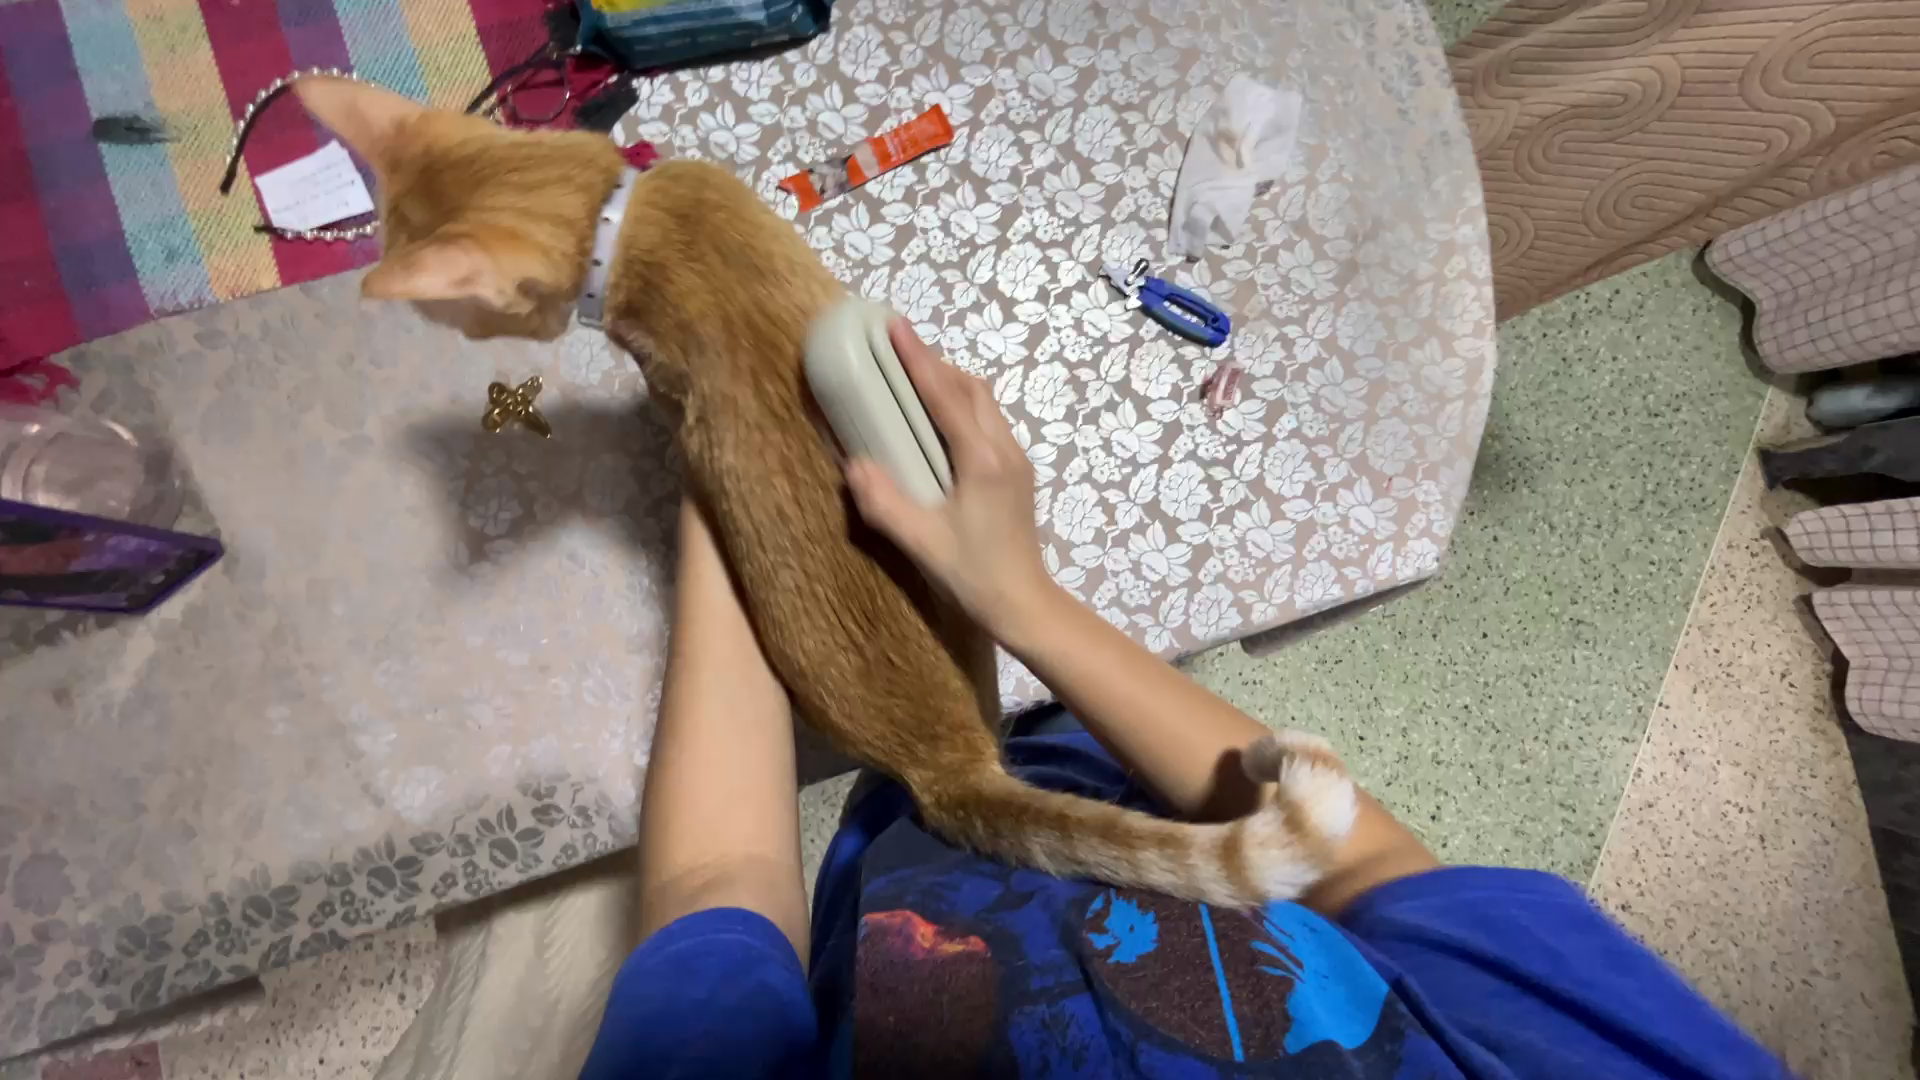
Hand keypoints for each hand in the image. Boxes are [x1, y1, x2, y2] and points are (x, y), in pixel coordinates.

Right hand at [844, 320, 1056, 640]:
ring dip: (952, 384)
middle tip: (898, 355)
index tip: (895, 325)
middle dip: (936, 365)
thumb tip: (853, 466)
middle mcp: (1005, 450)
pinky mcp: (1018, 474)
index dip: (918, 358)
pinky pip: (989, 423)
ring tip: (915, 382)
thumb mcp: (921, 543)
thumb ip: (884, 504)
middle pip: (972, 388)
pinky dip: (963, 407)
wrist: (1023, 602)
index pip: (946, 396)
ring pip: (985, 403)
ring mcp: (1017, 460)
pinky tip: (940, 424)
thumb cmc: (973, 575)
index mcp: (982, 460)